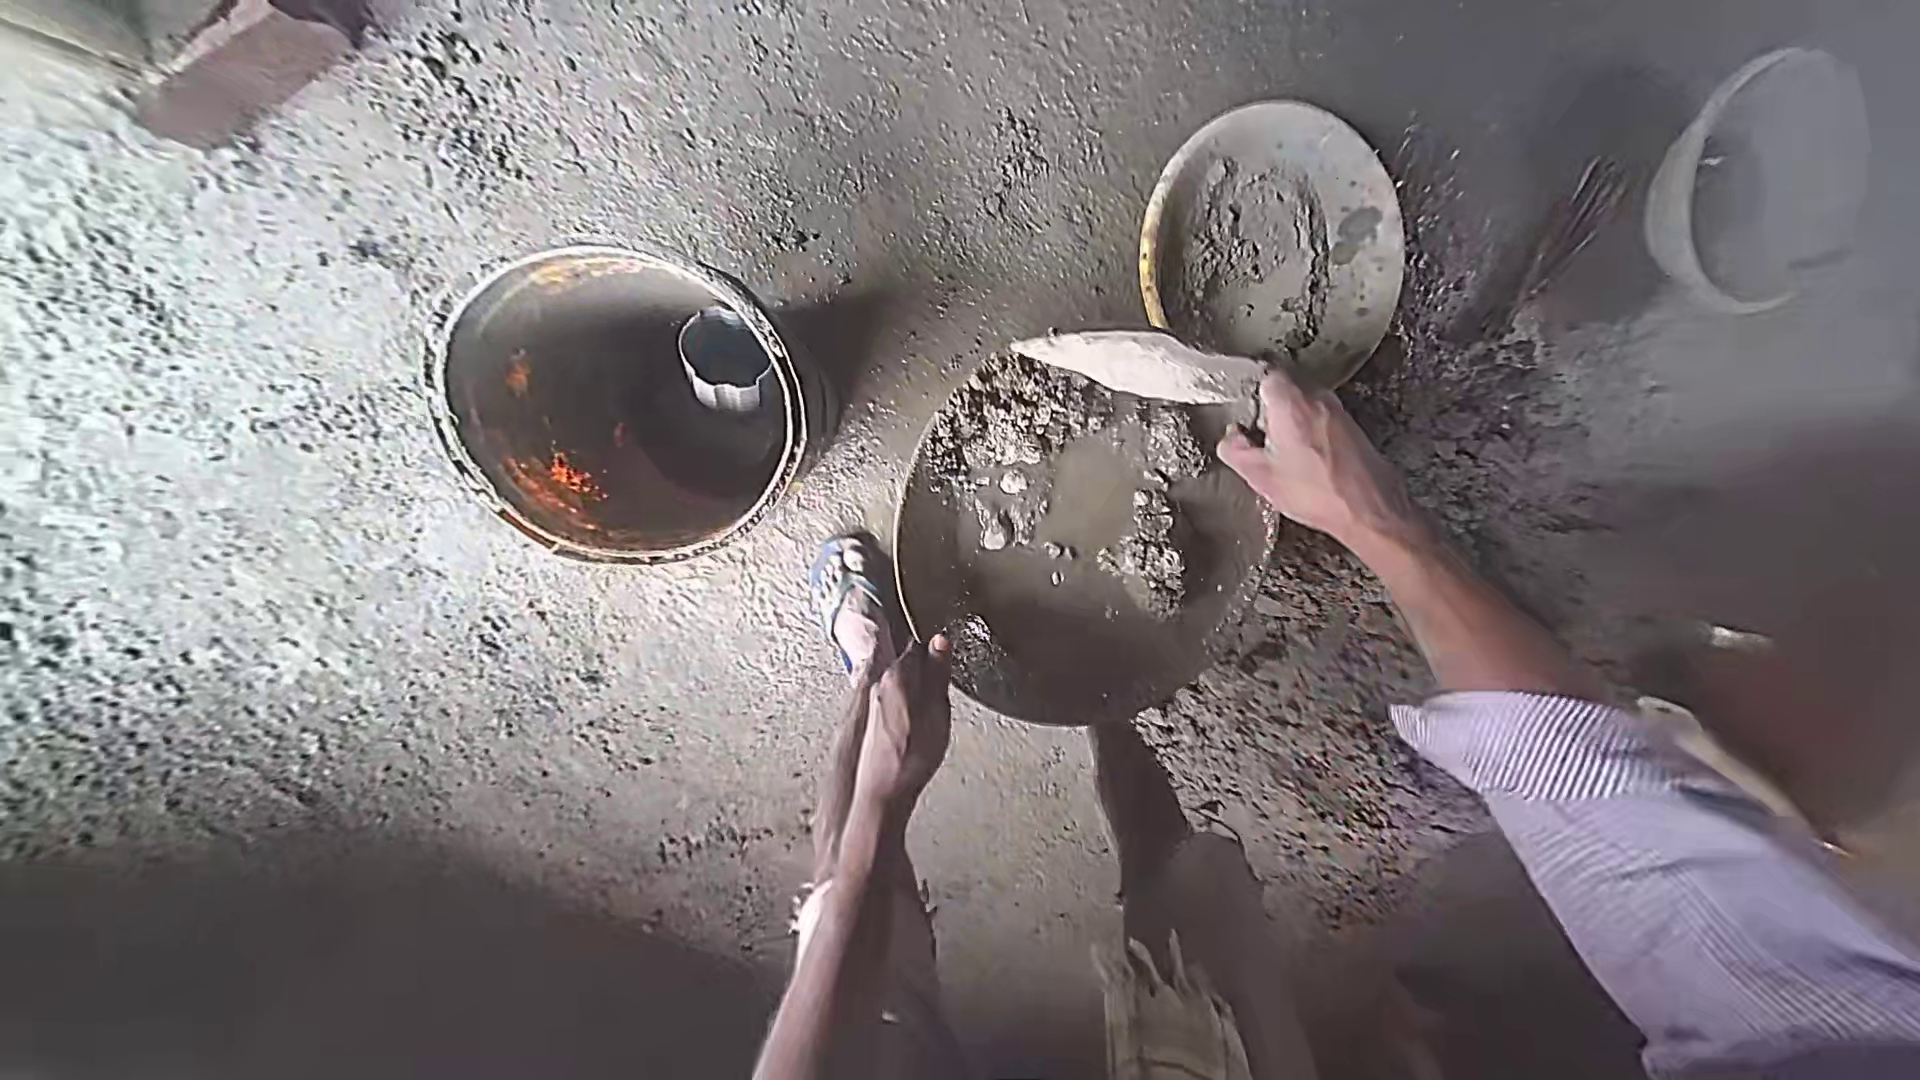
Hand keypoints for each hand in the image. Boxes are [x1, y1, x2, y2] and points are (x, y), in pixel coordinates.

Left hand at [853, 635, 953, 819]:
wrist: (881, 793)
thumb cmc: (910, 757)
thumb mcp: (937, 711)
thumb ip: (938, 673)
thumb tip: (941, 642)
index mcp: (897, 676)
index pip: (918, 647)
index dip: (936, 652)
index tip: (947, 660)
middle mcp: (878, 685)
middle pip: (905, 664)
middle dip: (923, 670)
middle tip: (941, 684)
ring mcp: (870, 703)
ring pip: (896, 684)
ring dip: (913, 689)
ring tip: (929, 708)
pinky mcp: (868, 721)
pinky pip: (890, 701)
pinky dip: (903, 706)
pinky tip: (912, 724)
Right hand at [1216, 369, 1418, 550]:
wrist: (1368, 510)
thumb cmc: (1317, 492)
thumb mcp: (1259, 476)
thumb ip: (1234, 450)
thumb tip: (1230, 438)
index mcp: (1291, 405)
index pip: (1268, 377)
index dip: (1253, 396)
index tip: (1246, 415)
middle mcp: (1319, 400)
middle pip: (1287, 393)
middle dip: (1271, 414)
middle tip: (1261, 443)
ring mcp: (1340, 413)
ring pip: (1305, 408)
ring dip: (1292, 426)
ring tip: (1285, 458)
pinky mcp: (1353, 429)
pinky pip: (1322, 422)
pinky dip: (1311, 436)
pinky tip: (1307, 464)